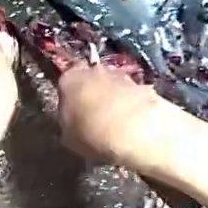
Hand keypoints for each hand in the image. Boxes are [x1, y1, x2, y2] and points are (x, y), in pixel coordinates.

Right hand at [57, 63, 181, 169]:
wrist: (133, 130)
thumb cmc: (91, 134)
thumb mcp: (68, 137)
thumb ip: (68, 123)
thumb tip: (72, 122)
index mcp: (69, 79)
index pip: (65, 81)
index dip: (70, 96)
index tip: (73, 110)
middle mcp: (93, 70)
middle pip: (90, 79)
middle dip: (92, 93)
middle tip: (94, 114)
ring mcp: (119, 74)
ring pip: (112, 84)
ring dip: (113, 97)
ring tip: (116, 121)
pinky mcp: (141, 84)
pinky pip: (130, 93)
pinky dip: (130, 103)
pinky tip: (132, 121)